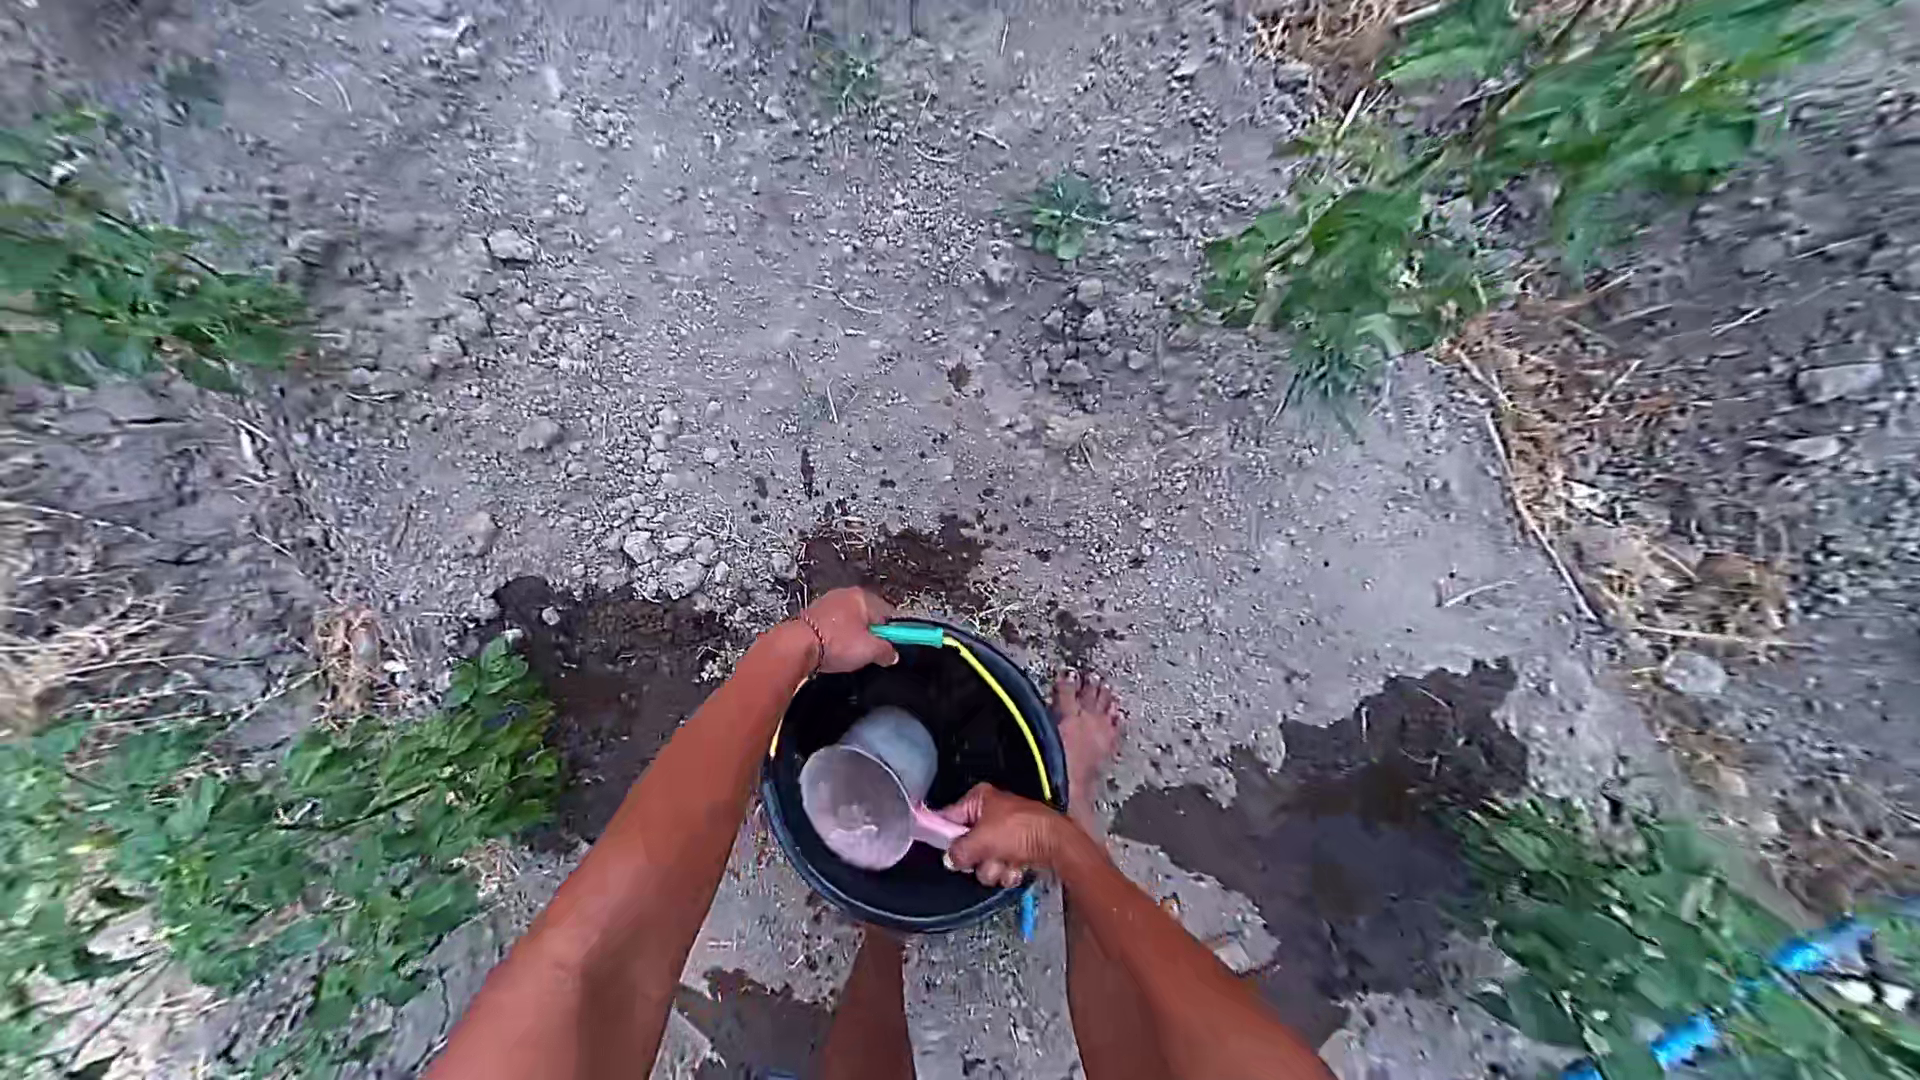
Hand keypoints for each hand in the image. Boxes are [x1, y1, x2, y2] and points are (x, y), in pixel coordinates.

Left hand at [792, 587, 897, 673]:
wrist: (796, 647)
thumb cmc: (831, 642)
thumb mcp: (871, 650)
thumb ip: (887, 651)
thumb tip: (891, 655)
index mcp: (862, 597)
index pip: (888, 613)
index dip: (893, 633)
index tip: (894, 646)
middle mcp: (844, 596)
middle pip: (868, 618)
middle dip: (871, 636)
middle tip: (871, 653)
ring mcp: (827, 605)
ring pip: (849, 623)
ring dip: (851, 638)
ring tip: (849, 655)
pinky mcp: (813, 617)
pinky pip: (833, 629)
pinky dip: (835, 640)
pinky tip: (834, 652)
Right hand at [935, 783, 1067, 888]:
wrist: (1055, 844)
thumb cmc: (1020, 830)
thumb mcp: (981, 840)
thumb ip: (958, 851)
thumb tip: (950, 859)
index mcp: (979, 799)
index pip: (950, 816)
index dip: (945, 835)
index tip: (943, 850)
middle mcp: (990, 812)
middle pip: (967, 844)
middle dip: (978, 858)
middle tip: (986, 856)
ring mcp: (1003, 832)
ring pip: (984, 859)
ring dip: (994, 867)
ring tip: (1006, 862)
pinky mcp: (1015, 848)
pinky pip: (1000, 865)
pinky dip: (1008, 870)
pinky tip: (1017, 867)